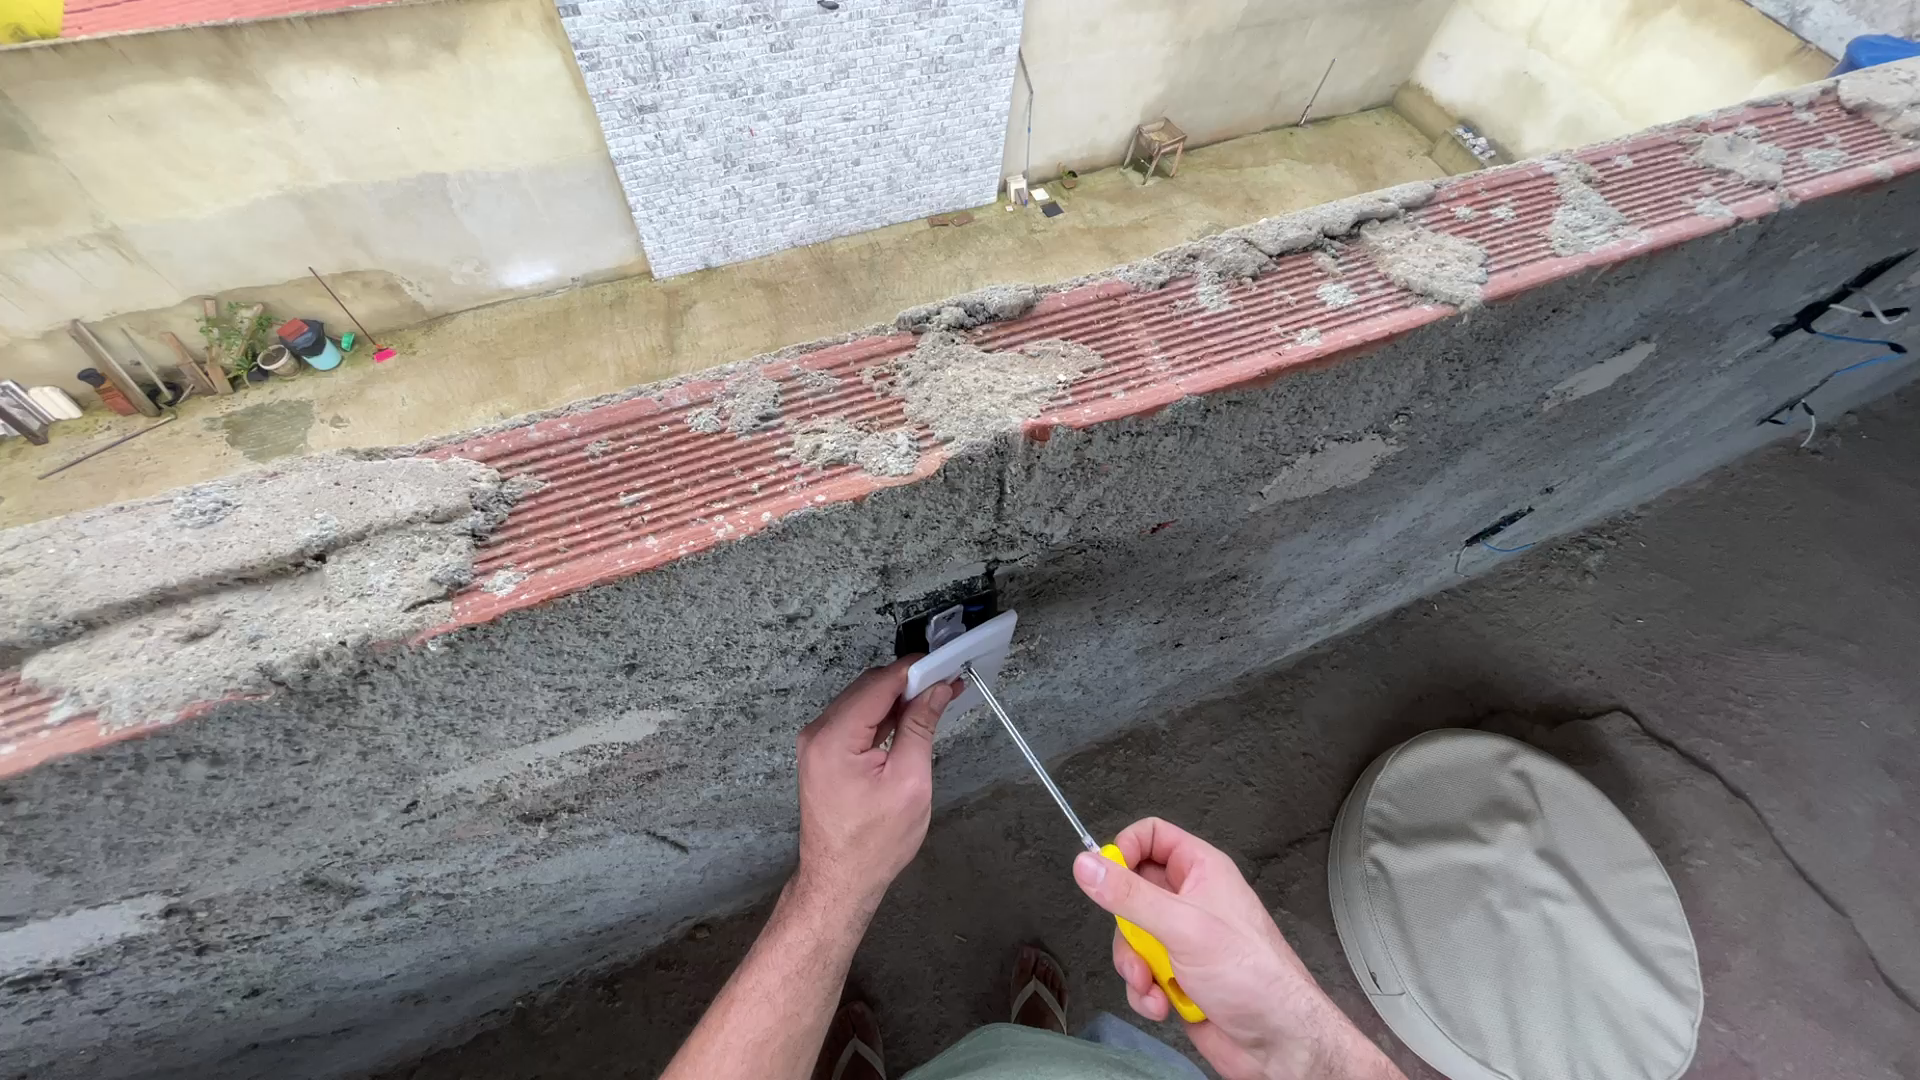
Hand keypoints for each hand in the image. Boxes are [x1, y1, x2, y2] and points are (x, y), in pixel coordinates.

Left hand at [793, 660, 958, 911]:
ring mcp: (817, 743)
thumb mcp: (909, 781)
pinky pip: (856, 720)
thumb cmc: (875, 842)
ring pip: (863, 701)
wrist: (840, 881)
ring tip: (936, 698)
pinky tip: (911, 716)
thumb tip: (935, 690)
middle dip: (909, 682)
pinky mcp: (824, 753)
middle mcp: (818, 734)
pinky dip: (884, 715)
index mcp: (834, 738)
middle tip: (946, 682)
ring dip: (898, 697)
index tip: (944, 663)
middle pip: (868, 688)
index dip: (914, 670)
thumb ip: (920, 727)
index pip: (878, 684)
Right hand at [1073, 819, 1403, 1079]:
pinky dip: (1144, 990)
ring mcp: (1182, 938)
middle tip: (1136, 944)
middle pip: (1132, 889)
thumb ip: (1129, 895)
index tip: (1105, 876)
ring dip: (1134, 964)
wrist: (1282, 1049)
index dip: (1123, 850)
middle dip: (1126, 925)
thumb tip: (1085, 864)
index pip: (1150, 836)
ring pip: (1132, 934)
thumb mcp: (1182, 926)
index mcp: (1200, 869)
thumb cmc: (1250, 975)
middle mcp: (1190, 898)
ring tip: (1150, 984)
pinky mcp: (1177, 975)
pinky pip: (1141, 970)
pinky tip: (1161, 1005)